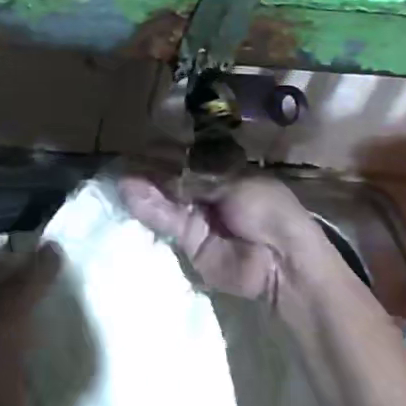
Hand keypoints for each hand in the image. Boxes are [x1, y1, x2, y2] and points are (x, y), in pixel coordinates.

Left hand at [0, 242, 62, 405]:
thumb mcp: (15, 307)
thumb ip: (35, 276)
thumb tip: (54, 244)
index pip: (2, 264)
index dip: (29, 256)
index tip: (60, 252)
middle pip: (12, 290)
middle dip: (38, 284)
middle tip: (73, 277)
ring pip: (19, 317)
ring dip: (42, 312)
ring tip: (74, 304)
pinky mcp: (1, 369)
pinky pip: (26, 342)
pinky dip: (42, 337)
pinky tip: (62, 336)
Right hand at [118, 174, 327, 305]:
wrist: (283, 260)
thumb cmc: (270, 211)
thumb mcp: (236, 184)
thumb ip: (196, 180)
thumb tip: (161, 174)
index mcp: (225, 173)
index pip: (190, 159)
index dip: (168, 153)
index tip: (144, 145)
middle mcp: (207, 193)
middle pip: (172, 180)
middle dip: (150, 172)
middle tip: (123, 163)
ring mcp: (197, 218)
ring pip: (165, 201)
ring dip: (145, 191)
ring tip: (122, 180)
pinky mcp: (188, 243)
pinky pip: (167, 223)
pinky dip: (150, 211)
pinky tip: (132, 197)